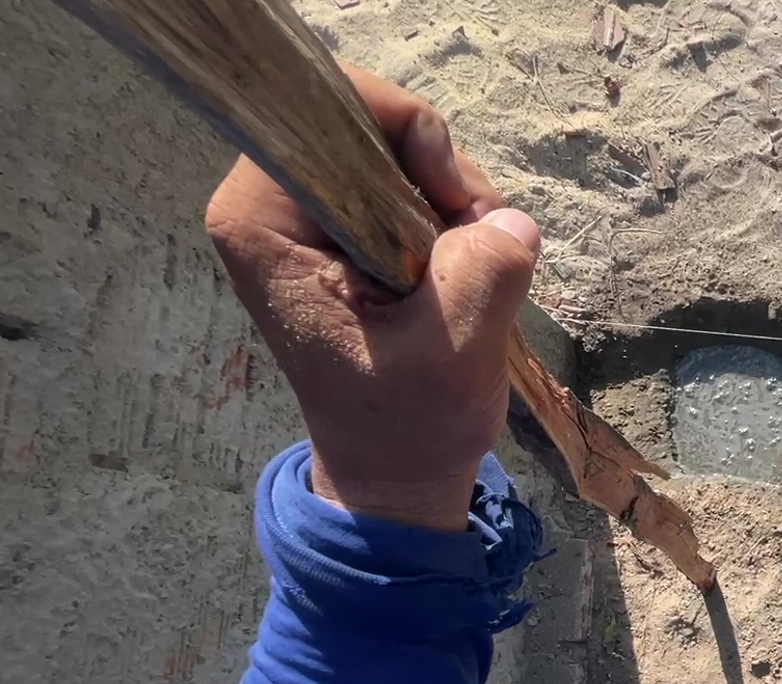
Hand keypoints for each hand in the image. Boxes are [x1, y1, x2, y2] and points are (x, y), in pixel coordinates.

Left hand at [205, 63, 541, 530]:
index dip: (413, 139)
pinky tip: (468, 278)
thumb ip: (483, 276)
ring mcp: (319, 225)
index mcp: (267, 221)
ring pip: (403, 163)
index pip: (332, 114)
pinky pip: (415, 200)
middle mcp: (279, 207)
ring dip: (461, 212)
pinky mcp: (355, 245)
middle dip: (447, 183)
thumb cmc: (410, 424)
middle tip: (485, 252)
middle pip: (373, 131)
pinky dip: (458, 230)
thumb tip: (514, 222)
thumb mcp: (453, 354)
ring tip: (479, 278)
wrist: (399, 472)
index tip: (465, 211)